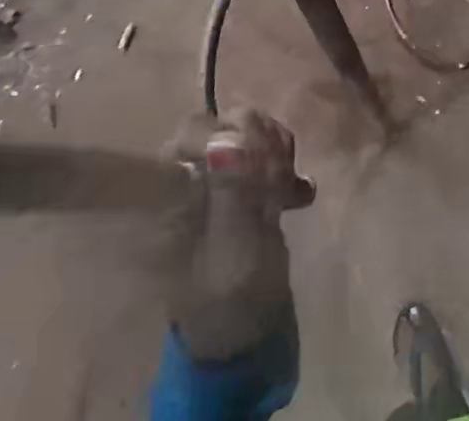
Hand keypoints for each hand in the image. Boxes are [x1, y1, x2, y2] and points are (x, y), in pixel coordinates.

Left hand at [164, 109, 303, 360]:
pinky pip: (259, 156)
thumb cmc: (230, 302)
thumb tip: (227, 137)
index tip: (258, 156)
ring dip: (274, 153)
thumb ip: (231, 192)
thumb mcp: (233, 251)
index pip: (190, 131)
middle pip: (218, 126)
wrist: (245, 341)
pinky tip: (299, 193)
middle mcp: (184, 177)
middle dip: (257, 142)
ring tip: (290, 186)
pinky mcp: (237, 189)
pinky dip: (282, 167)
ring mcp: (211, 182)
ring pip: (242, 135)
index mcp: (169, 190)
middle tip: (282, 173)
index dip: (227, 132)